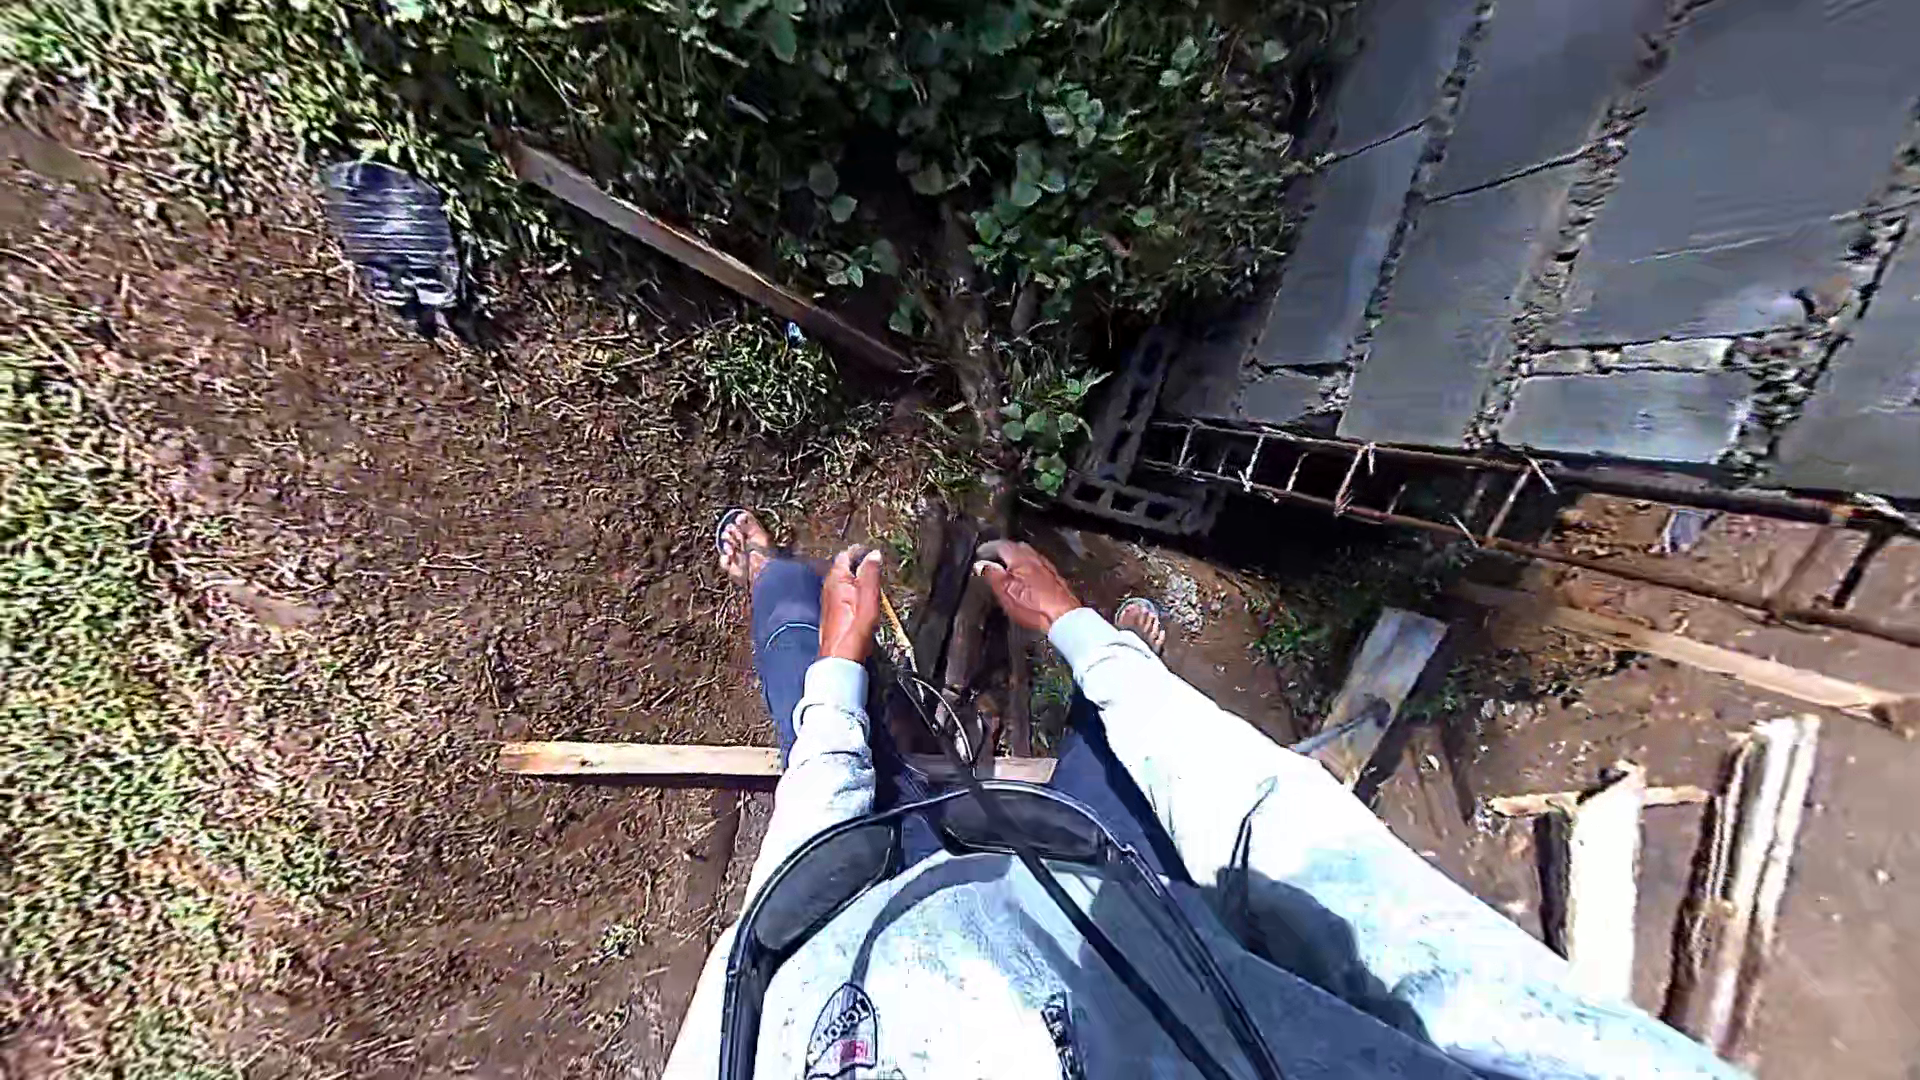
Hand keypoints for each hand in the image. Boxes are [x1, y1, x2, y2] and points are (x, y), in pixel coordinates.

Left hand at [818, 546, 883, 662]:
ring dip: (855, 578)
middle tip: (873, 563)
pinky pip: (842, 595)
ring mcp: (828, 601)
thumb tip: (873, 554)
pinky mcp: (832, 614)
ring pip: (842, 582)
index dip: (859, 551)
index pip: (846, 555)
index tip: (871, 551)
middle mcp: (828, 587)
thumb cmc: (855, 628)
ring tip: (870, 579)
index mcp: (836, 578)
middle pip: (843, 568)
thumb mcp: (869, 595)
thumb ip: (870, 572)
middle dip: (857, 564)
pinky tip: (862, 599)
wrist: (841, 656)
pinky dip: (853, 591)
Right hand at [973, 540, 1080, 633]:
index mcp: (1021, 558)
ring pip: (1028, 556)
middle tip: (993, 558)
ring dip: (1016, 559)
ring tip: (1007, 569)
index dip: (988, 549)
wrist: (1064, 617)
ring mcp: (1047, 567)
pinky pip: (1037, 566)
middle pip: (1016, 548)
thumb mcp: (1005, 592)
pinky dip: (1028, 568)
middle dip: (1003, 552)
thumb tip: (981, 565)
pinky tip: (1026, 580)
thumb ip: (992, 575)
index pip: (1001, 545)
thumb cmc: (1035, 607)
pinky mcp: (1055, 578)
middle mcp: (1035, 558)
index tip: (980, 553)